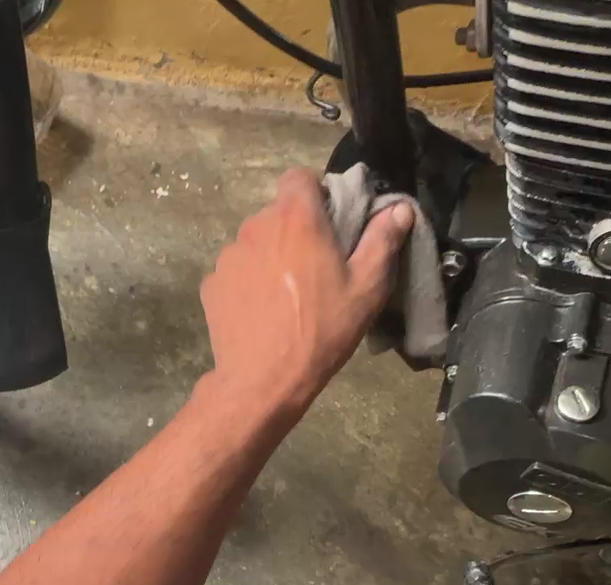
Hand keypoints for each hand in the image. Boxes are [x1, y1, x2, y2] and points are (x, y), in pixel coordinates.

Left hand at [200, 168, 414, 414]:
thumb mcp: (366, 290)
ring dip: (270, 258)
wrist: (263, 382)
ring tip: (286, 298)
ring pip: (255, 244)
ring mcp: (228, 255)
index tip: (330, 225)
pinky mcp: (211, 284)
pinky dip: (248, 285)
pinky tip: (261, 314)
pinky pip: (235, 273)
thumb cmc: (321, 332)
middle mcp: (256, 226)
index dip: (316, 195)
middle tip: (314, 270)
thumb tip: (399, 209)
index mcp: (296, 218)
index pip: (300, 177)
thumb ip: (382, 242)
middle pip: (277, 213)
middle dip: (295, 231)